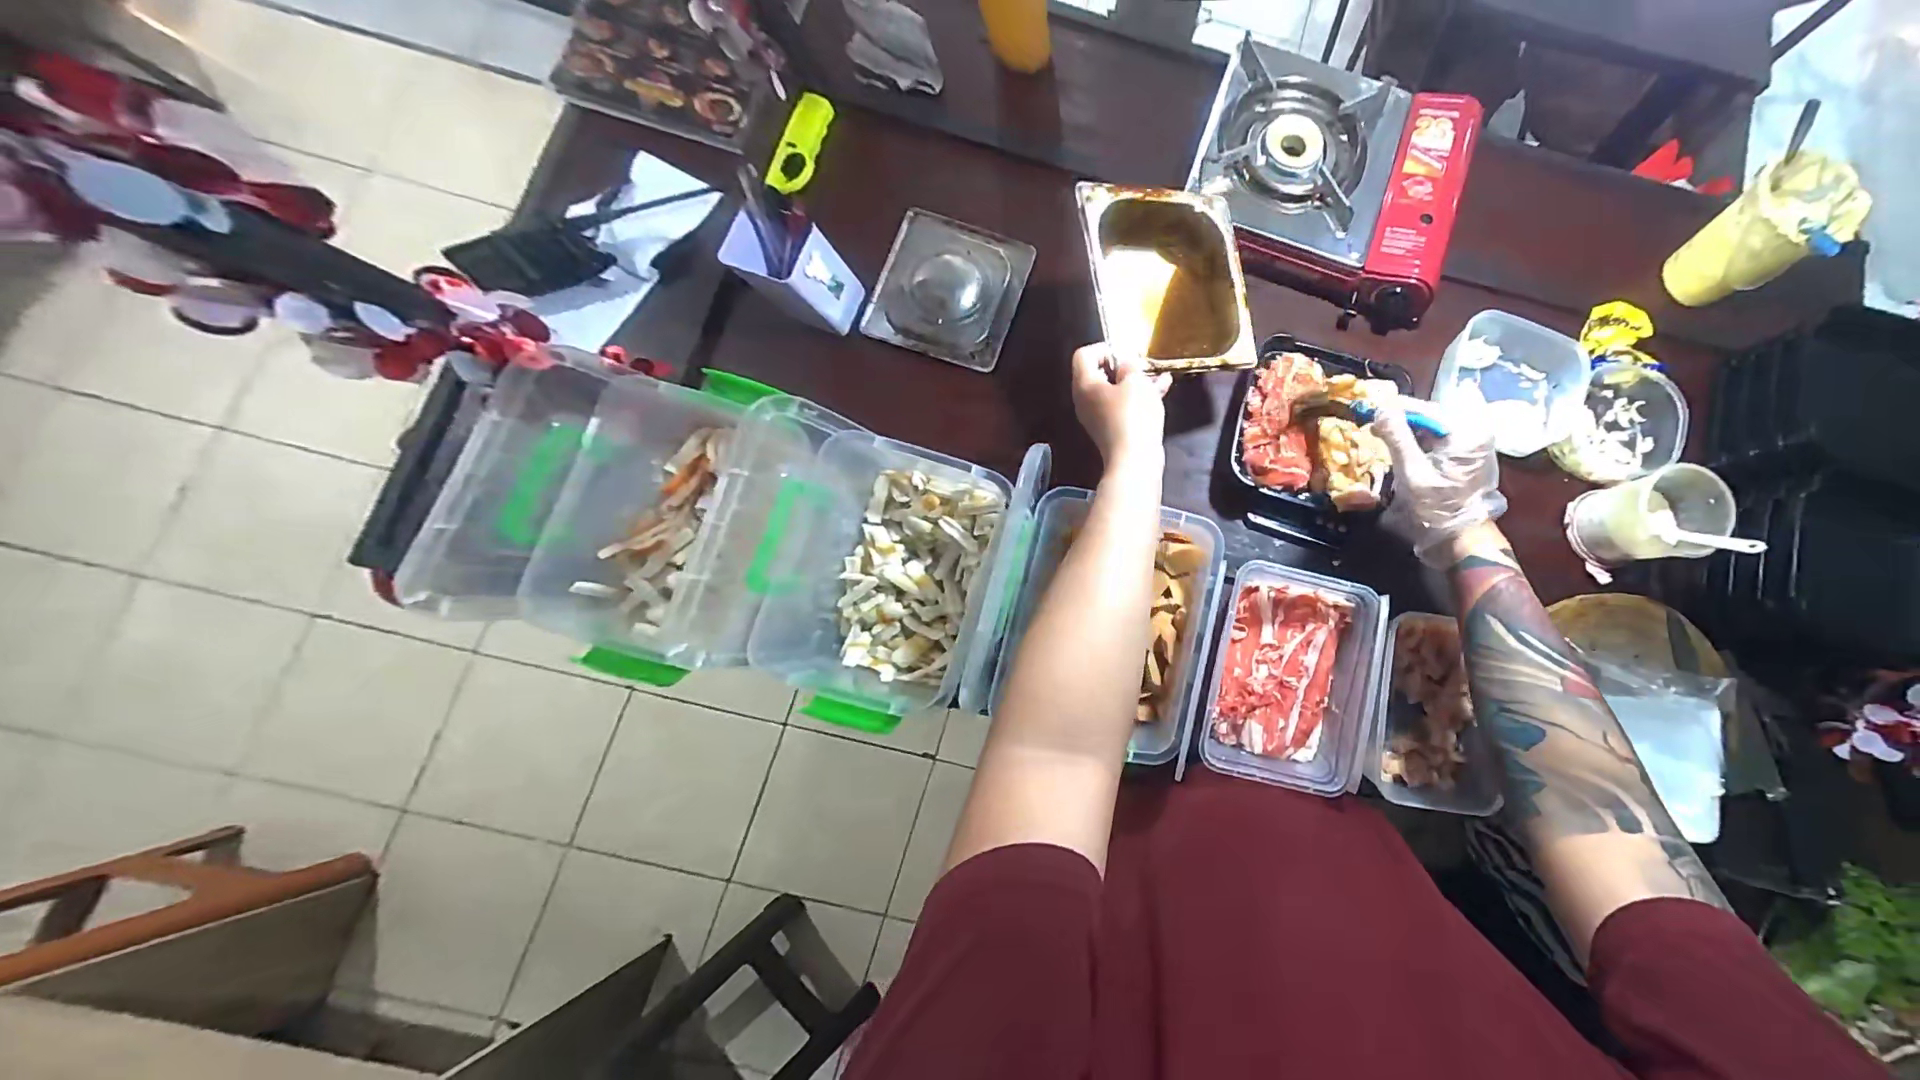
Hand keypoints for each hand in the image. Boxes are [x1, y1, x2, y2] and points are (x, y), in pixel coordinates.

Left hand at [1071, 342, 1169, 469]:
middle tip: (1142, 364)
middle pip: (1098, 372)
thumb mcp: (1135, 381)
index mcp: (1085, 385)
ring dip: (1135, 380)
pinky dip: (1137, 396)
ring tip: (1157, 375)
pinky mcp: (1110, 428)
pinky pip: (1121, 405)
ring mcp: (1096, 415)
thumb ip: (1130, 365)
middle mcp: (1085, 399)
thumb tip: (1125, 364)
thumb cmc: (1133, 416)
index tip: (1125, 352)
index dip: (1104, 347)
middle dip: (1123, 365)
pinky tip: (1160, 389)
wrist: (1134, 460)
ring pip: (1114, 389)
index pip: (1083, 355)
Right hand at [1370, 395, 1507, 565]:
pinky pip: (1438, 437)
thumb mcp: (1412, 473)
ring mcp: (1473, 442)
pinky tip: (1398, 445)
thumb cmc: (1437, 507)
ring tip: (1381, 434)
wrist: (1460, 535)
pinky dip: (1417, 439)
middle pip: (1432, 414)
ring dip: (1407, 428)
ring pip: (1433, 424)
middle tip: (1373, 425)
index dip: (1397, 409)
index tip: (1370, 411)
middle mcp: (1476, 431)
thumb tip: (1380, 410)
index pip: (1427, 409)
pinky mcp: (1466, 453)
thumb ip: (1397, 439)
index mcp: (1468, 433)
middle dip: (1402, 417)